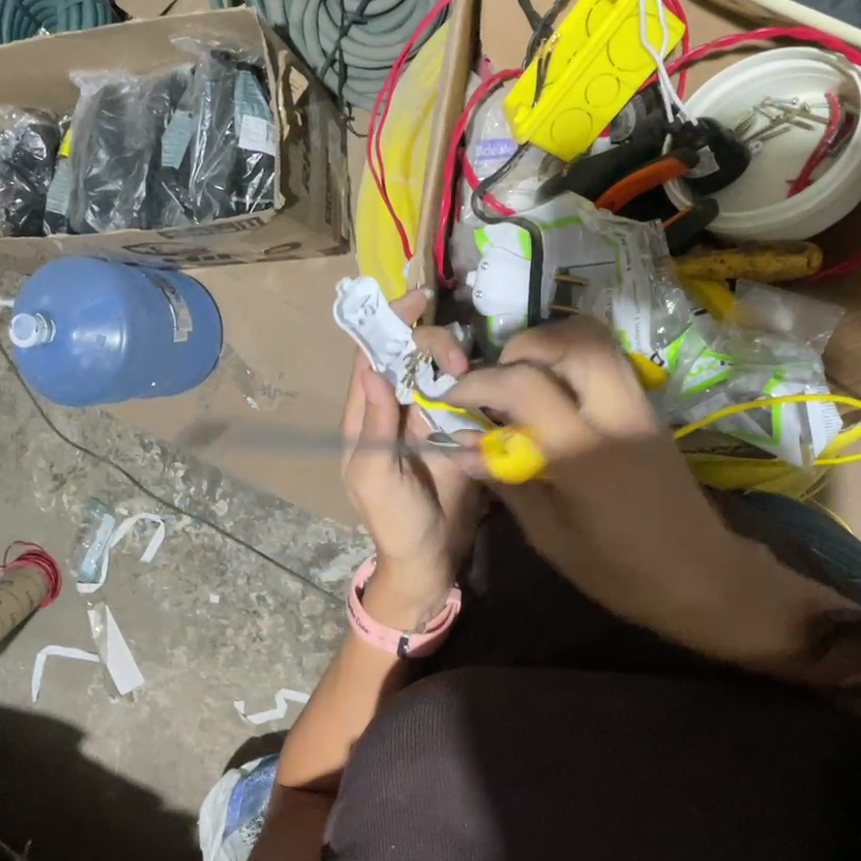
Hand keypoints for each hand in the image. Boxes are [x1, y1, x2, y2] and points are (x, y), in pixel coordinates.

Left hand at [340, 290, 480, 629]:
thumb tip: (371, 369)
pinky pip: (469, 395)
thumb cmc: (393, 522)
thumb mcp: (374, 477)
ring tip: (474, 375)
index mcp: (366, 414)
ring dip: (458, 362)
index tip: (418, 301)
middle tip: (459, 363)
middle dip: (433, 345)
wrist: (431, 559)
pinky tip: (494, 382)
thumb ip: (372, 424)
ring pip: (441, 370)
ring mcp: (429, 418)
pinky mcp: (460, 431)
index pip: (372, 356)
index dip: (389, 324)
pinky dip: (480, 384)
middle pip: (410, 355)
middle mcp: (397, 408)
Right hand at [442, 317, 831, 667]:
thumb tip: (461, 445)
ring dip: (549, 346)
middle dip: (522, 346)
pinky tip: (549, 396)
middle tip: (496, 378)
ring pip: (596, 340)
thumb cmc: (618, 570)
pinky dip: (570, 360)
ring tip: (521, 380)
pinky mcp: (647, 408)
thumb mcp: (549, 535)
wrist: (702, 577)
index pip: (524, 384)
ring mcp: (639, 406)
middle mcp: (616, 415)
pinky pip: (606, 360)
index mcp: (584, 453)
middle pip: (572, 340)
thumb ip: (507, 479)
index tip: (453, 397)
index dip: (478, 382)